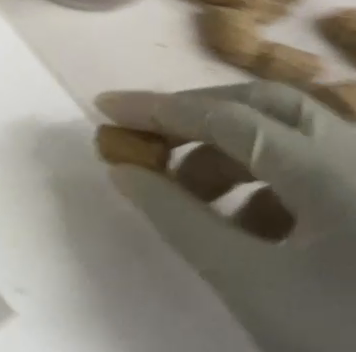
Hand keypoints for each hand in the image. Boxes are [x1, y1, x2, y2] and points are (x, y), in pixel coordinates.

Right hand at [97, 82, 355, 351]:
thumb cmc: (338, 334)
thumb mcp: (247, 281)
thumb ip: (176, 216)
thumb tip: (123, 169)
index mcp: (335, 175)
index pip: (227, 117)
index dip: (158, 108)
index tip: (103, 108)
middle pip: (274, 107)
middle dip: (202, 115)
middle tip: (153, 138)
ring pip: (300, 140)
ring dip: (235, 153)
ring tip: (197, 196)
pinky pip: (327, 173)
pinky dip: (275, 182)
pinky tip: (254, 226)